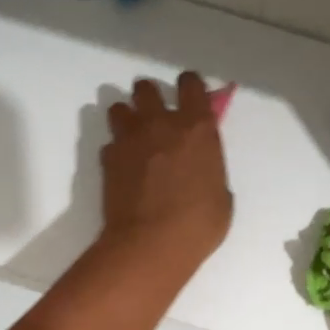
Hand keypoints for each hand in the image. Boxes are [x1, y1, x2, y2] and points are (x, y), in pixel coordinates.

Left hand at [101, 72, 232, 265]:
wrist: (151, 245)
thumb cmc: (197, 226)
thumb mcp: (221, 198)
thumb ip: (210, 170)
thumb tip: (201, 168)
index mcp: (197, 129)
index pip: (190, 84)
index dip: (189, 88)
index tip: (189, 99)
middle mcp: (161, 123)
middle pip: (146, 87)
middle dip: (150, 98)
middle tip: (156, 121)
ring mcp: (130, 138)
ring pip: (119, 107)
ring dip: (127, 119)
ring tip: (135, 142)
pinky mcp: (108, 157)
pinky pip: (110, 142)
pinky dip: (116, 151)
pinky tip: (124, 171)